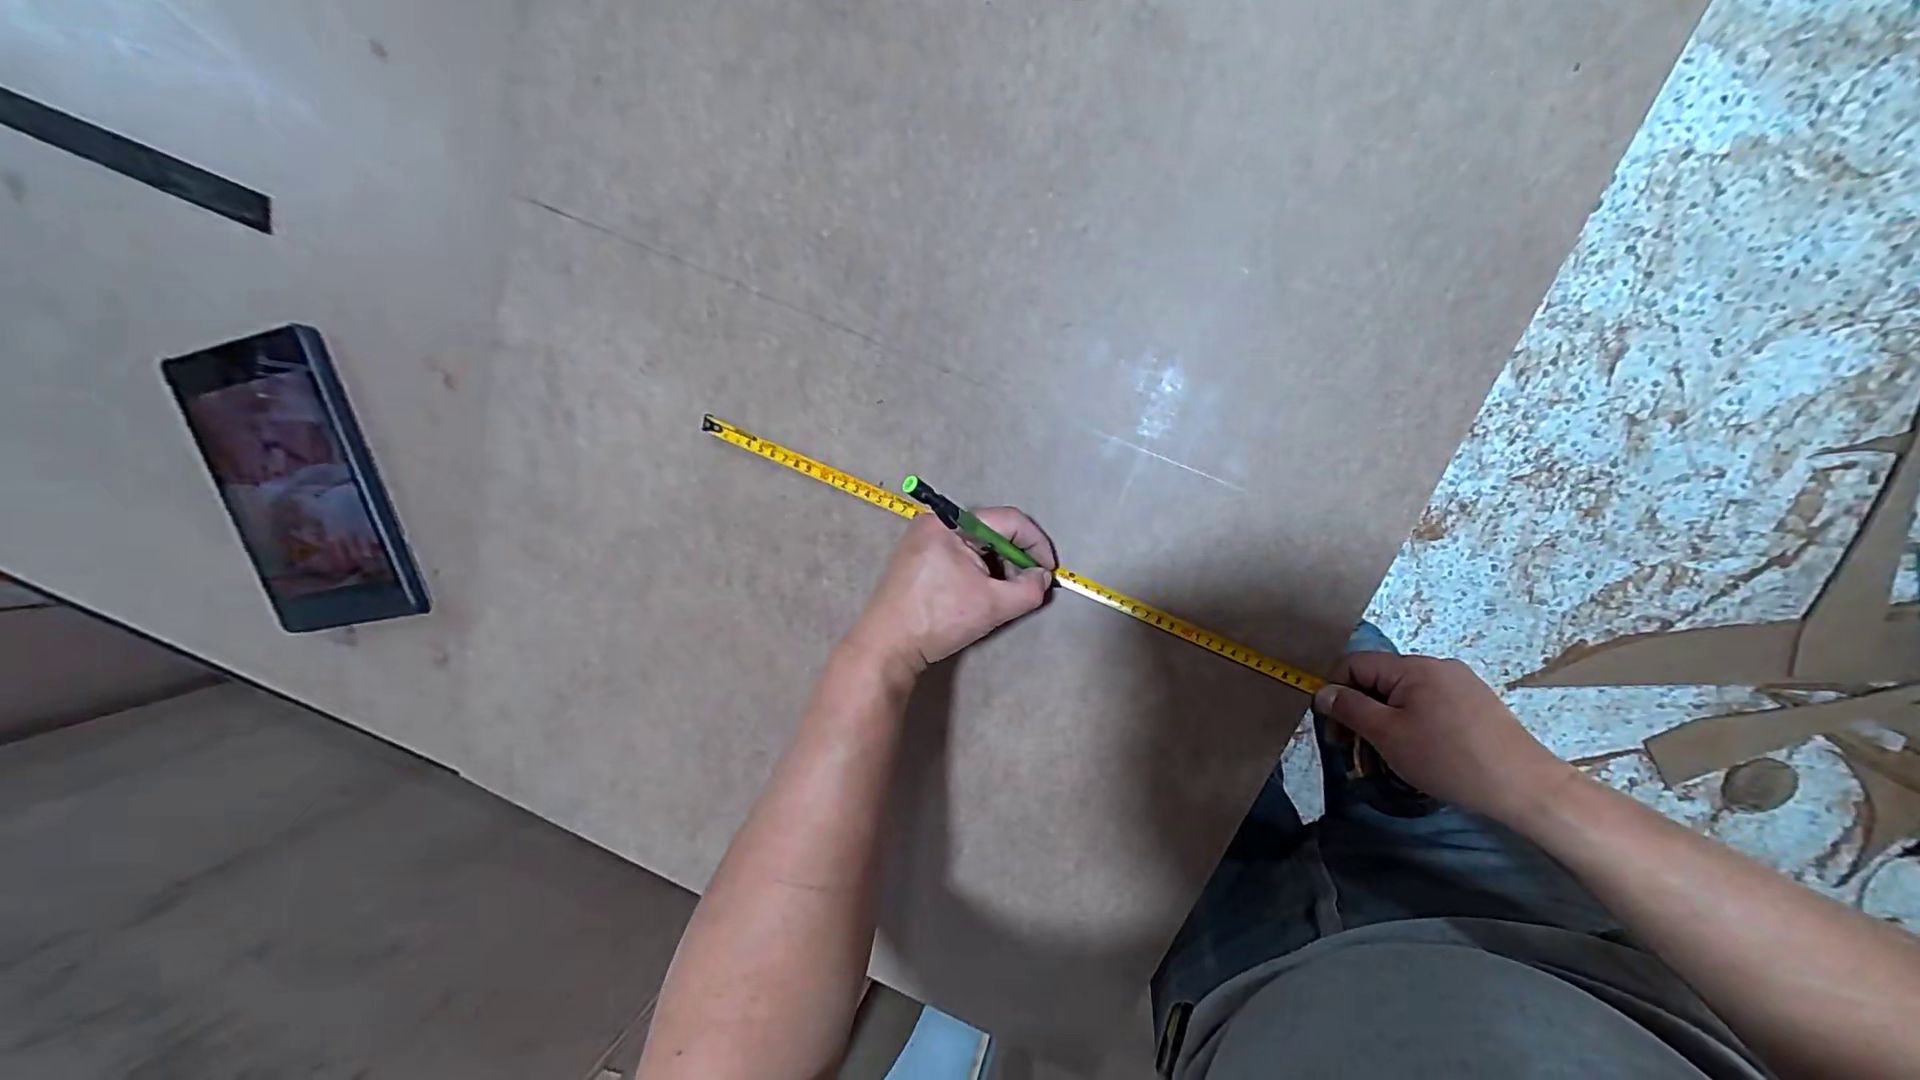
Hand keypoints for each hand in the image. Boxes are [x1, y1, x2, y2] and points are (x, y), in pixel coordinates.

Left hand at [843, 508, 1055, 673]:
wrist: (887, 647)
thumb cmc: (936, 621)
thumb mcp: (993, 605)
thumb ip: (1029, 589)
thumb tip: (1042, 578)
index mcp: (949, 523)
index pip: (1009, 520)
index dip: (1036, 544)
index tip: (1048, 570)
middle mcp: (934, 522)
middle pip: (991, 530)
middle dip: (1015, 558)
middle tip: (1027, 586)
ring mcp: (922, 539)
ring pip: (976, 543)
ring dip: (997, 566)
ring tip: (1002, 595)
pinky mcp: (917, 557)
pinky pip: (958, 553)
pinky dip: (977, 570)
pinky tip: (978, 595)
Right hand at [1312, 652, 1577, 824]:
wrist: (1529, 791)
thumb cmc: (1448, 758)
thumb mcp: (1386, 734)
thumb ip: (1348, 708)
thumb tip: (1322, 692)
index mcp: (1413, 667)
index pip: (1354, 664)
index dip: (1333, 691)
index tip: (1330, 727)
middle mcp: (1437, 667)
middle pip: (1378, 681)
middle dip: (1358, 712)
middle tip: (1350, 749)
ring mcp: (1461, 685)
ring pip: (1401, 697)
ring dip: (1382, 723)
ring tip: (1381, 757)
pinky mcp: (1476, 707)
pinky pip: (1427, 707)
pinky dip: (1409, 726)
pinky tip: (1414, 753)